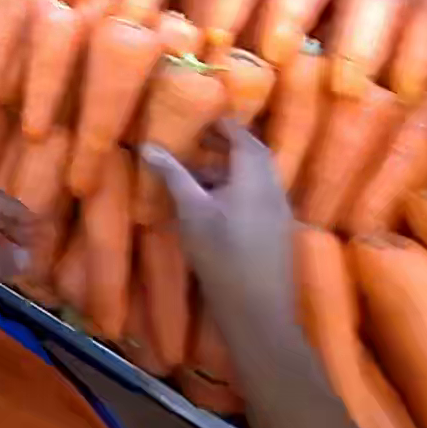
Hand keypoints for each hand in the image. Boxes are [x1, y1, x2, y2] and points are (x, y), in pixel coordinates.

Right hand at [141, 121, 296, 330]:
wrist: (257, 313)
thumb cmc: (222, 256)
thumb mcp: (191, 211)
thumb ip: (173, 175)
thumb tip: (148, 145)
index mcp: (256, 182)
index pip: (246, 140)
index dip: (226, 124)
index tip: (202, 114)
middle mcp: (273, 192)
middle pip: (255, 155)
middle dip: (227, 141)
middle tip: (197, 135)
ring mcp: (277, 213)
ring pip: (256, 176)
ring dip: (229, 164)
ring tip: (196, 165)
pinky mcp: (275, 230)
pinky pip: (257, 193)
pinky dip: (234, 183)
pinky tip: (210, 197)